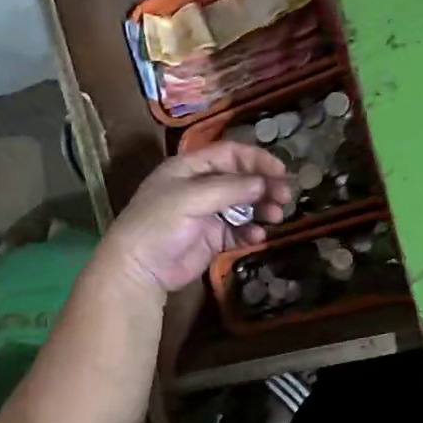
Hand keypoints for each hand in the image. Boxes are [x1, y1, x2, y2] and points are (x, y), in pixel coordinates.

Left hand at [99, 143, 293, 293]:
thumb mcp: (190, 198)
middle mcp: (201, 186)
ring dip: (262, 209)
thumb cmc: (157, 223)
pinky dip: (251, 232)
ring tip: (275, 217)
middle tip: (284, 197)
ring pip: (244, 205)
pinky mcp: (212, 238)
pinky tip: (257, 237)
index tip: (280, 171)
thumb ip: (229, 188)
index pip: (230, 154)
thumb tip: (264, 183)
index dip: (257, 159)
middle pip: (241, 179)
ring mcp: (208, 213)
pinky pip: (239, 230)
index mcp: (190, 167)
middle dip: (264, 186)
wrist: (138, 268)